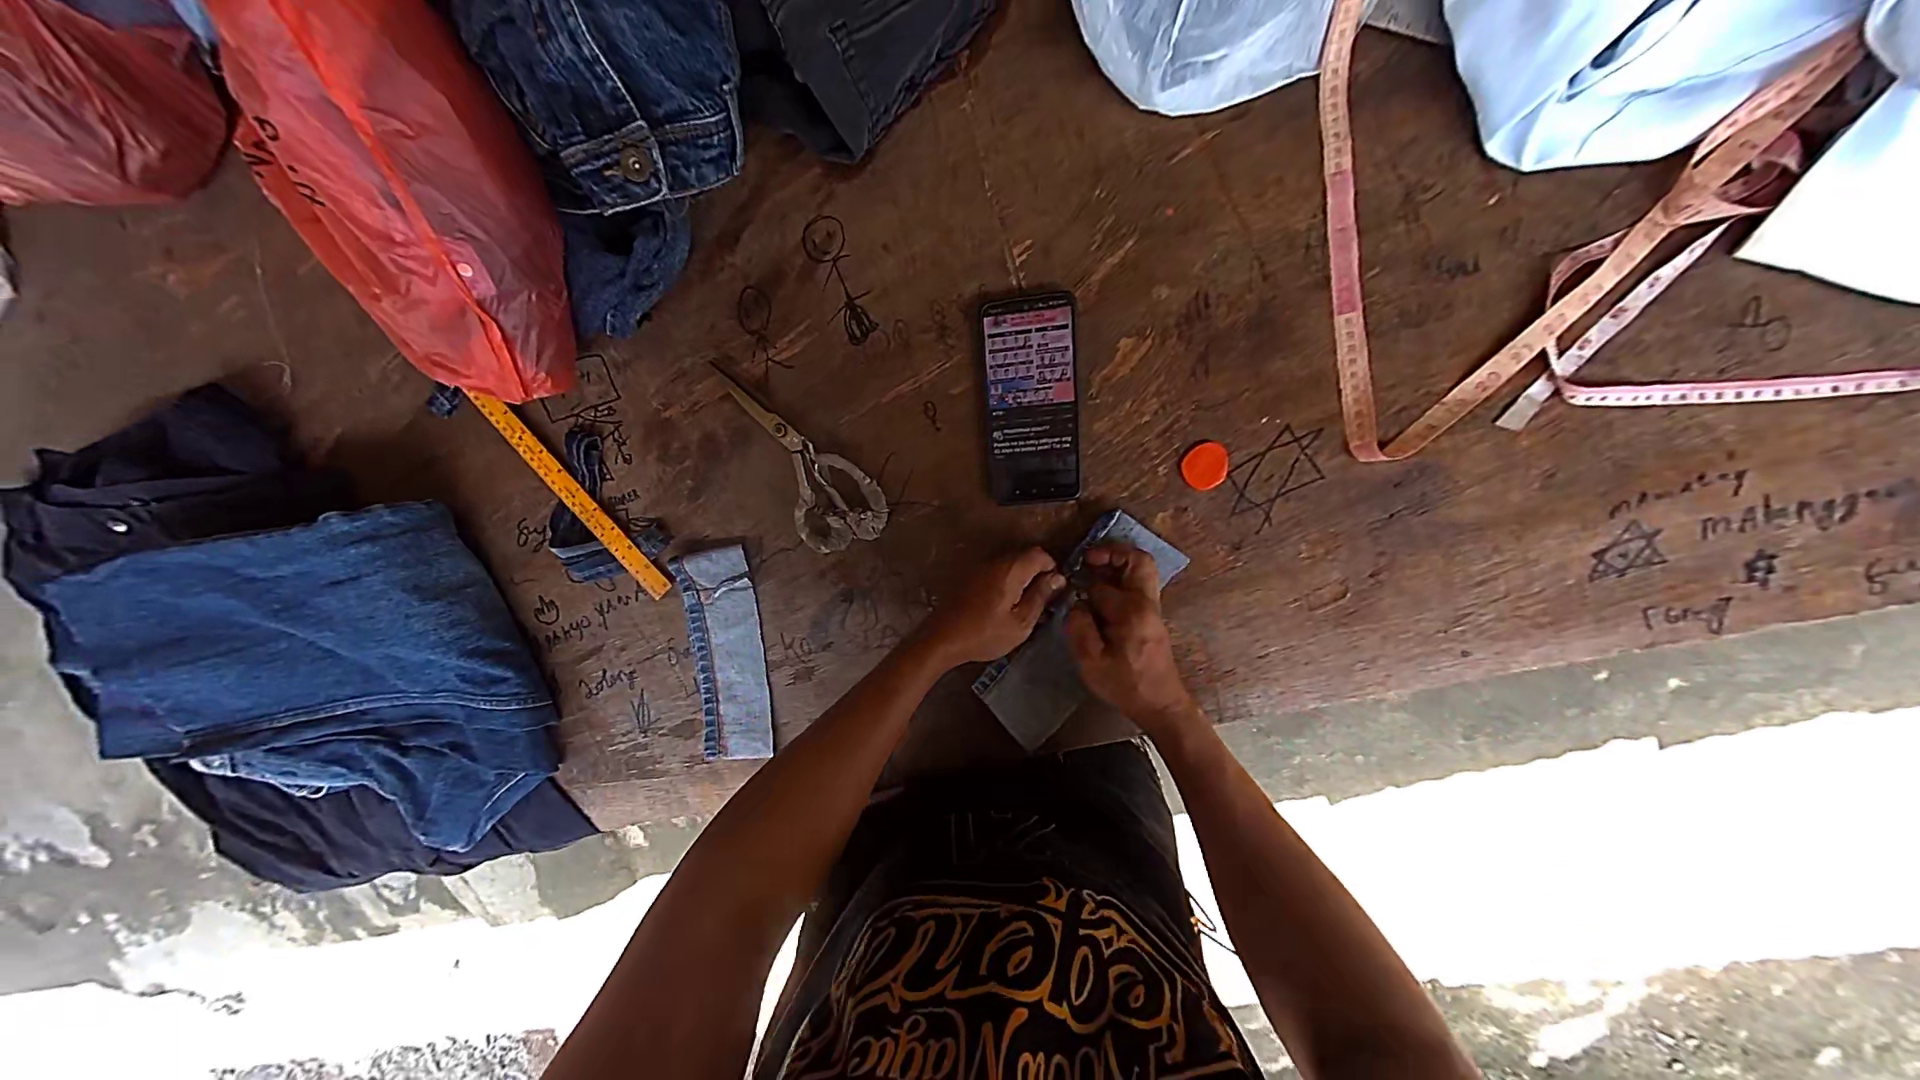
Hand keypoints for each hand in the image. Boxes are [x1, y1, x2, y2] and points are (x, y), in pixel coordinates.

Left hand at [915, 547, 1065, 666]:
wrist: (941, 639)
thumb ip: (1040, 597)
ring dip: (1021, 580)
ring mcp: (979, 568)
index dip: (1051, 568)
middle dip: (1036, 574)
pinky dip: (1005, 584)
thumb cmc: (983, 634)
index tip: (1053, 590)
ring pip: (1009, 565)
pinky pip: (995, 573)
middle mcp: (994, 563)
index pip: (1039, 554)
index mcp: (1009, 571)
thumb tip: (1057, 578)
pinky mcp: (969, 578)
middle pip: (1024, 557)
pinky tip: (1003, 606)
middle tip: (1040, 601)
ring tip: (1021, 607)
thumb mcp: (1020, 623)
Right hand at [1065, 544, 1200, 738]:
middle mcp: (1146, 604)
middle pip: (1138, 560)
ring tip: (1092, 569)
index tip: (1070, 596)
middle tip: (1088, 558)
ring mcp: (1153, 608)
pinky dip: (1121, 577)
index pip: (1100, 587)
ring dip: (1117, 563)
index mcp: (1131, 613)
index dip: (1082, 589)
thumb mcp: (1091, 663)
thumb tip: (1077, 605)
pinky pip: (1139, 584)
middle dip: (1112, 552)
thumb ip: (1079, 628)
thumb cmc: (1125, 685)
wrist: (1160, 703)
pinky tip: (1102, 590)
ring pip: (1142, 569)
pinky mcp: (1152, 615)